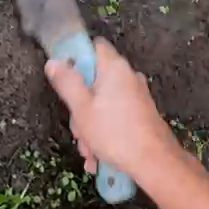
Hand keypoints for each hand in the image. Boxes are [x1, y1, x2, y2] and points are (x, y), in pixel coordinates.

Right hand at [44, 38, 182, 180]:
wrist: (155, 162)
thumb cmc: (115, 133)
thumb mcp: (82, 109)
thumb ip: (67, 83)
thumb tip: (53, 62)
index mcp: (114, 67)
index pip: (94, 46)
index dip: (77, 57)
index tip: (65, 77)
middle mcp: (128, 76)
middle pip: (95, 80)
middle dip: (81, 107)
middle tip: (78, 130)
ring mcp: (136, 95)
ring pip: (103, 103)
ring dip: (91, 127)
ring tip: (89, 152)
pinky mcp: (141, 113)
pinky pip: (116, 116)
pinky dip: (105, 133)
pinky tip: (99, 158)